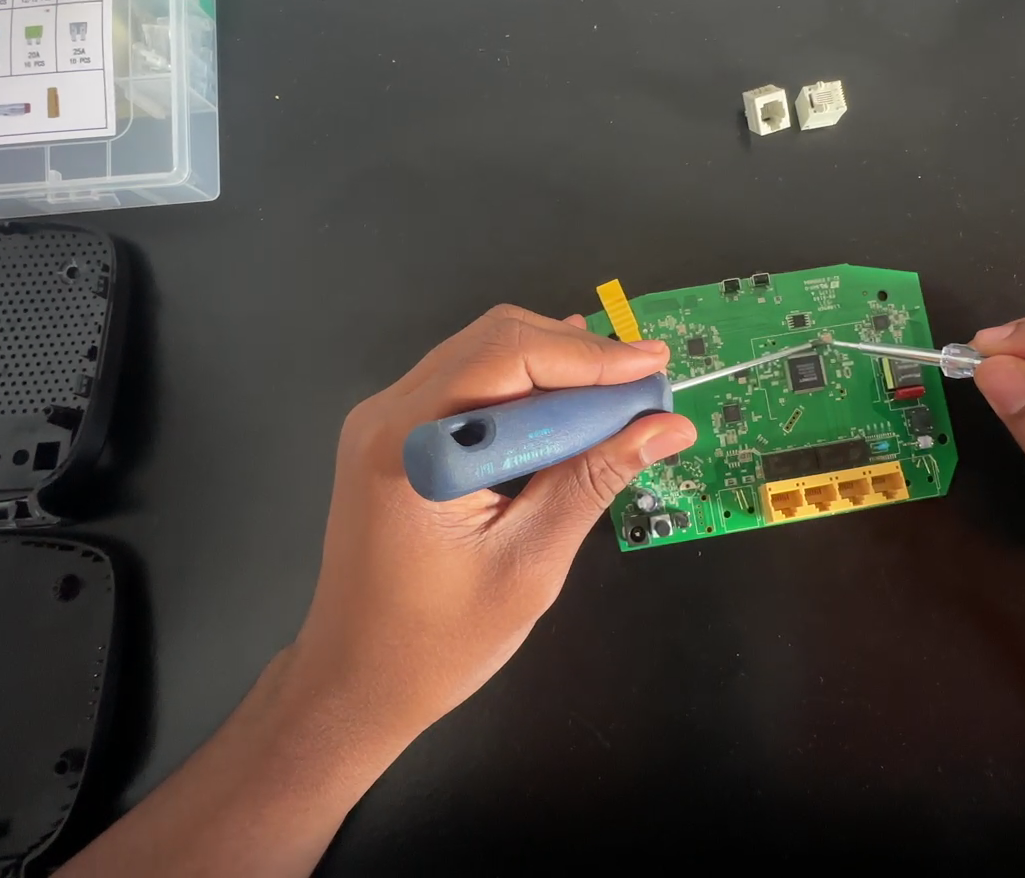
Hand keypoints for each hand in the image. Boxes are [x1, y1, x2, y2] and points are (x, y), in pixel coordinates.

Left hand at [294, 305, 697, 739]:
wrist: (354, 683)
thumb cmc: (440, 642)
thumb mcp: (531, 562)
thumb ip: (594, 480)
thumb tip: (670, 427)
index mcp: (413, 443)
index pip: (511, 358)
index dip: (591, 356)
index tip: (656, 364)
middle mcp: (390, 411)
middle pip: (496, 340)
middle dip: (578, 353)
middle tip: (645, 378)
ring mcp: (386, 418)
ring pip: (484, 353)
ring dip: (555, 364)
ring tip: (619, 388)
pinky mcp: (396, 433)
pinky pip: (470, 383)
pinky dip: (526, 385)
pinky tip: (568, 394)